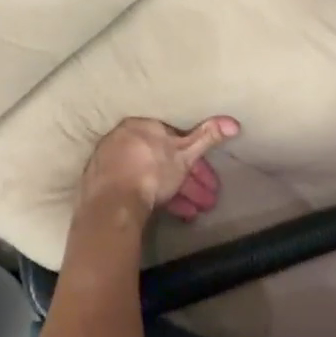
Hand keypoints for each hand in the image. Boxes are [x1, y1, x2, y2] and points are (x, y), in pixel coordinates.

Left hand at [78, 116, 240, 222]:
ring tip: (193, 214)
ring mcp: (109, 165)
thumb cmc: (152, 172)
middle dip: (190, 183)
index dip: (197, 161)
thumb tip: (234, 122)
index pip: (175, 139)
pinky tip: (170, 214)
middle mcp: (122, 141)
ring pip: (151, 177)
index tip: (210, 180)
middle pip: (164, 160)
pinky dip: (155, 199)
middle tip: (207, 202)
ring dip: (177, 195)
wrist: (112, 206)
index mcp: (141, 126)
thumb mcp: (186, 153)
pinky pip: (135, 189)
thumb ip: (208, 136)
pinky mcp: (101, 188)